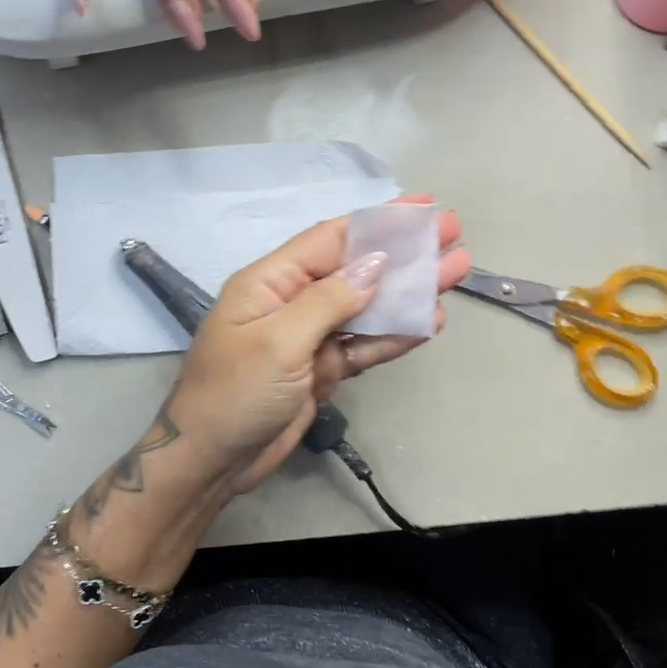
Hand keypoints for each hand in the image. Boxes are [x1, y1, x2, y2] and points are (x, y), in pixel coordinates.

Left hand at [167, 196, 469, 495]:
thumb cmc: (234, 392)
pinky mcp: (318, 372)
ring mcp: (305, 339)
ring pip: (364, 308)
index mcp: (267, 283)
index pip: (328, 241)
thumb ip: (329, 301)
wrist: (211, 459)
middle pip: (353, 270)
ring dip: (407, 293)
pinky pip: (362, 346)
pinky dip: (393, 335)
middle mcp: (288, 303)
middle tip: (455, 235)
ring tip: (456, 273)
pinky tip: (428, 322)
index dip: (377, 223)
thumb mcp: (278, 341)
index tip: (423, 208)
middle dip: (402, 253)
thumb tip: (374, 264)